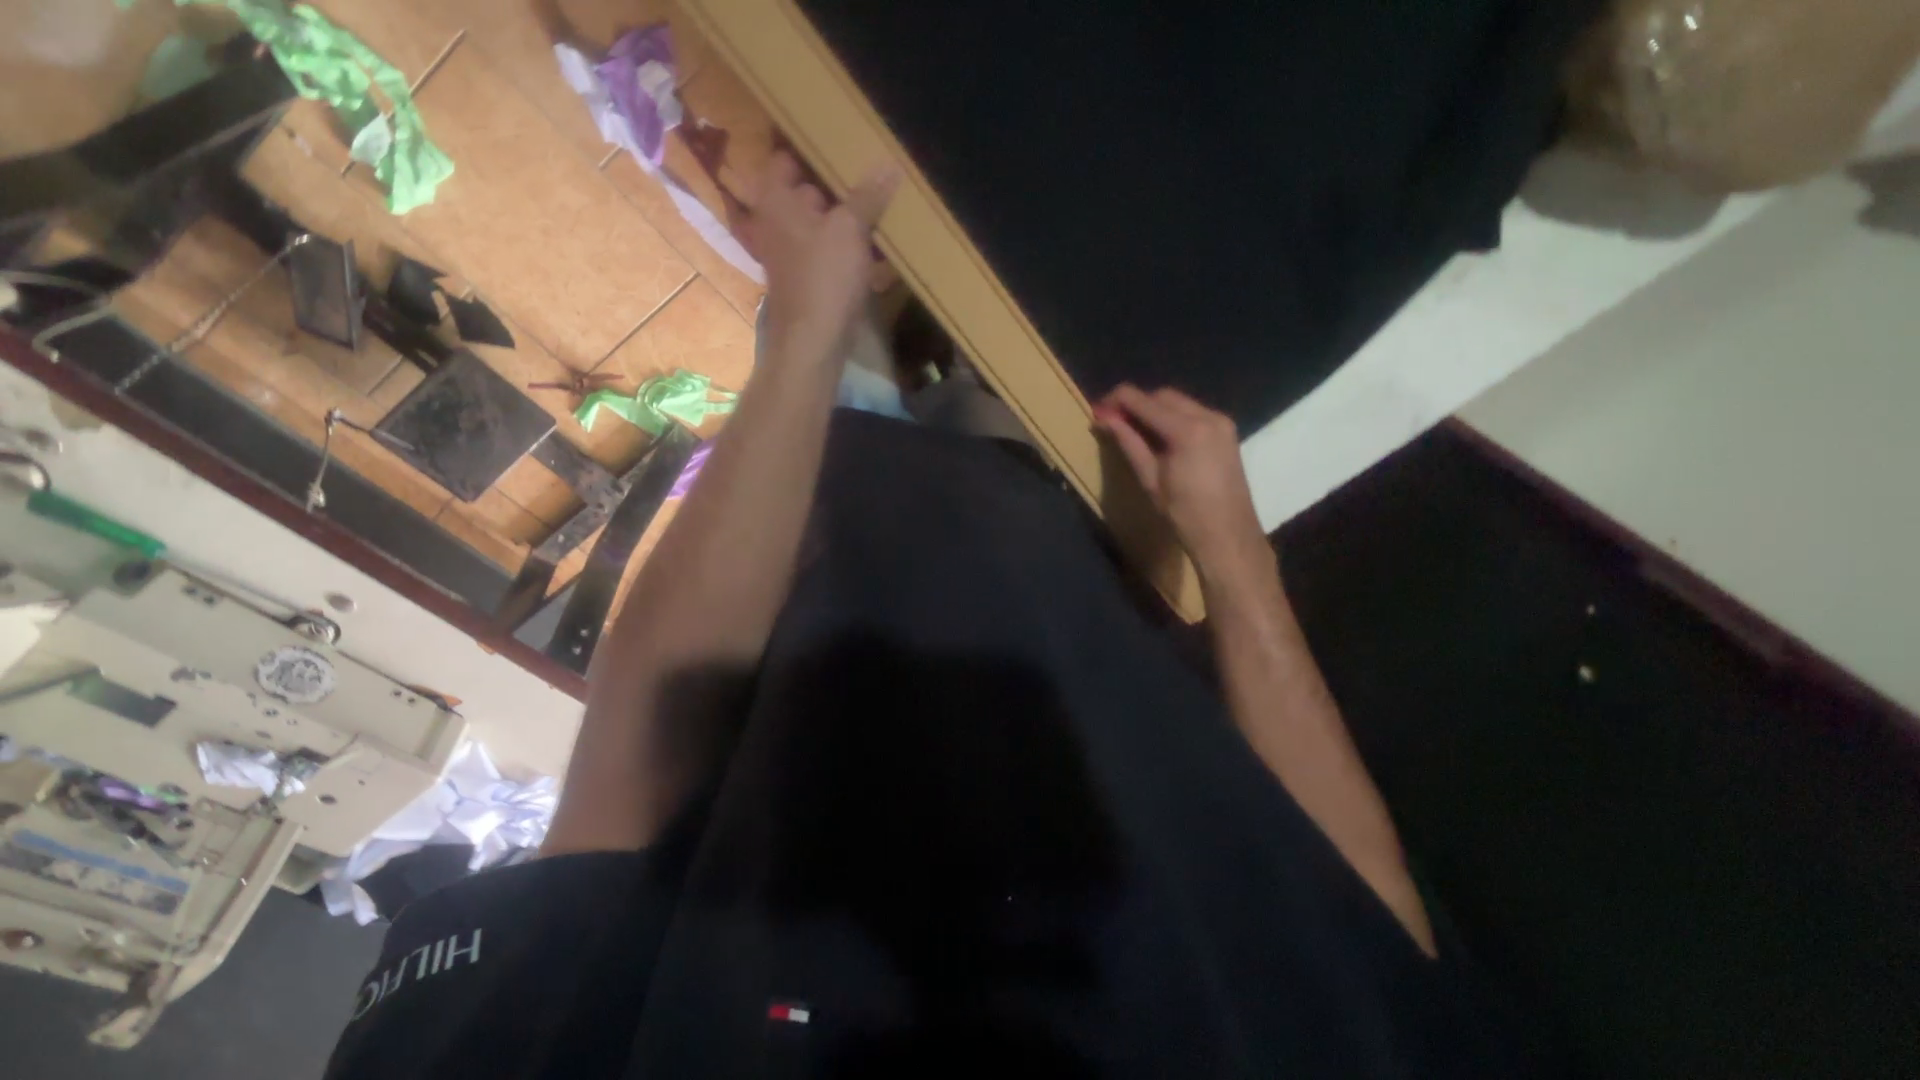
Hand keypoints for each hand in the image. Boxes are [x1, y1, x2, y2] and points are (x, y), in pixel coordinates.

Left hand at [748, 151, 899, 358]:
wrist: (812, 339)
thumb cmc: (824, 275)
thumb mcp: (851, 228)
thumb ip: (868, 195)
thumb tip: (888, 163)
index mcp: (774, 198)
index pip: (786, 157)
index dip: (810, 148)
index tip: (839, 140)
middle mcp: (773, 221)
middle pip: (804, 190)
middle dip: (834, 183)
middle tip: (868, 167)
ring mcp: (787, 251)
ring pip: (818, 221)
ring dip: (844, 215)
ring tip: (879, 200)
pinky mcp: (804, 276)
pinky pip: (826, 249)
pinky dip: (845, 244)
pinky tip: (875, 242)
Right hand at [1093, 384, 1268, 581]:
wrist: (1228, 536)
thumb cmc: (1184, 515)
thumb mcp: (1150, 479)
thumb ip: (1129, 442)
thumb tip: (1105, 418)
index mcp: (1187, 430)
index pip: (1143, 401)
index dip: (1117, 401)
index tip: (1097, 411)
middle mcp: (1208, 416)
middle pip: (1162, 395)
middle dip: (1136, 403)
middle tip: (1113, 421)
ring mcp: (1221, 422)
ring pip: (1179, 402)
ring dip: (1154, 409)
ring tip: (1133, 429)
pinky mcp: (1227, 431)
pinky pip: (1194, 413)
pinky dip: (1173, 417)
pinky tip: (1159, 436)